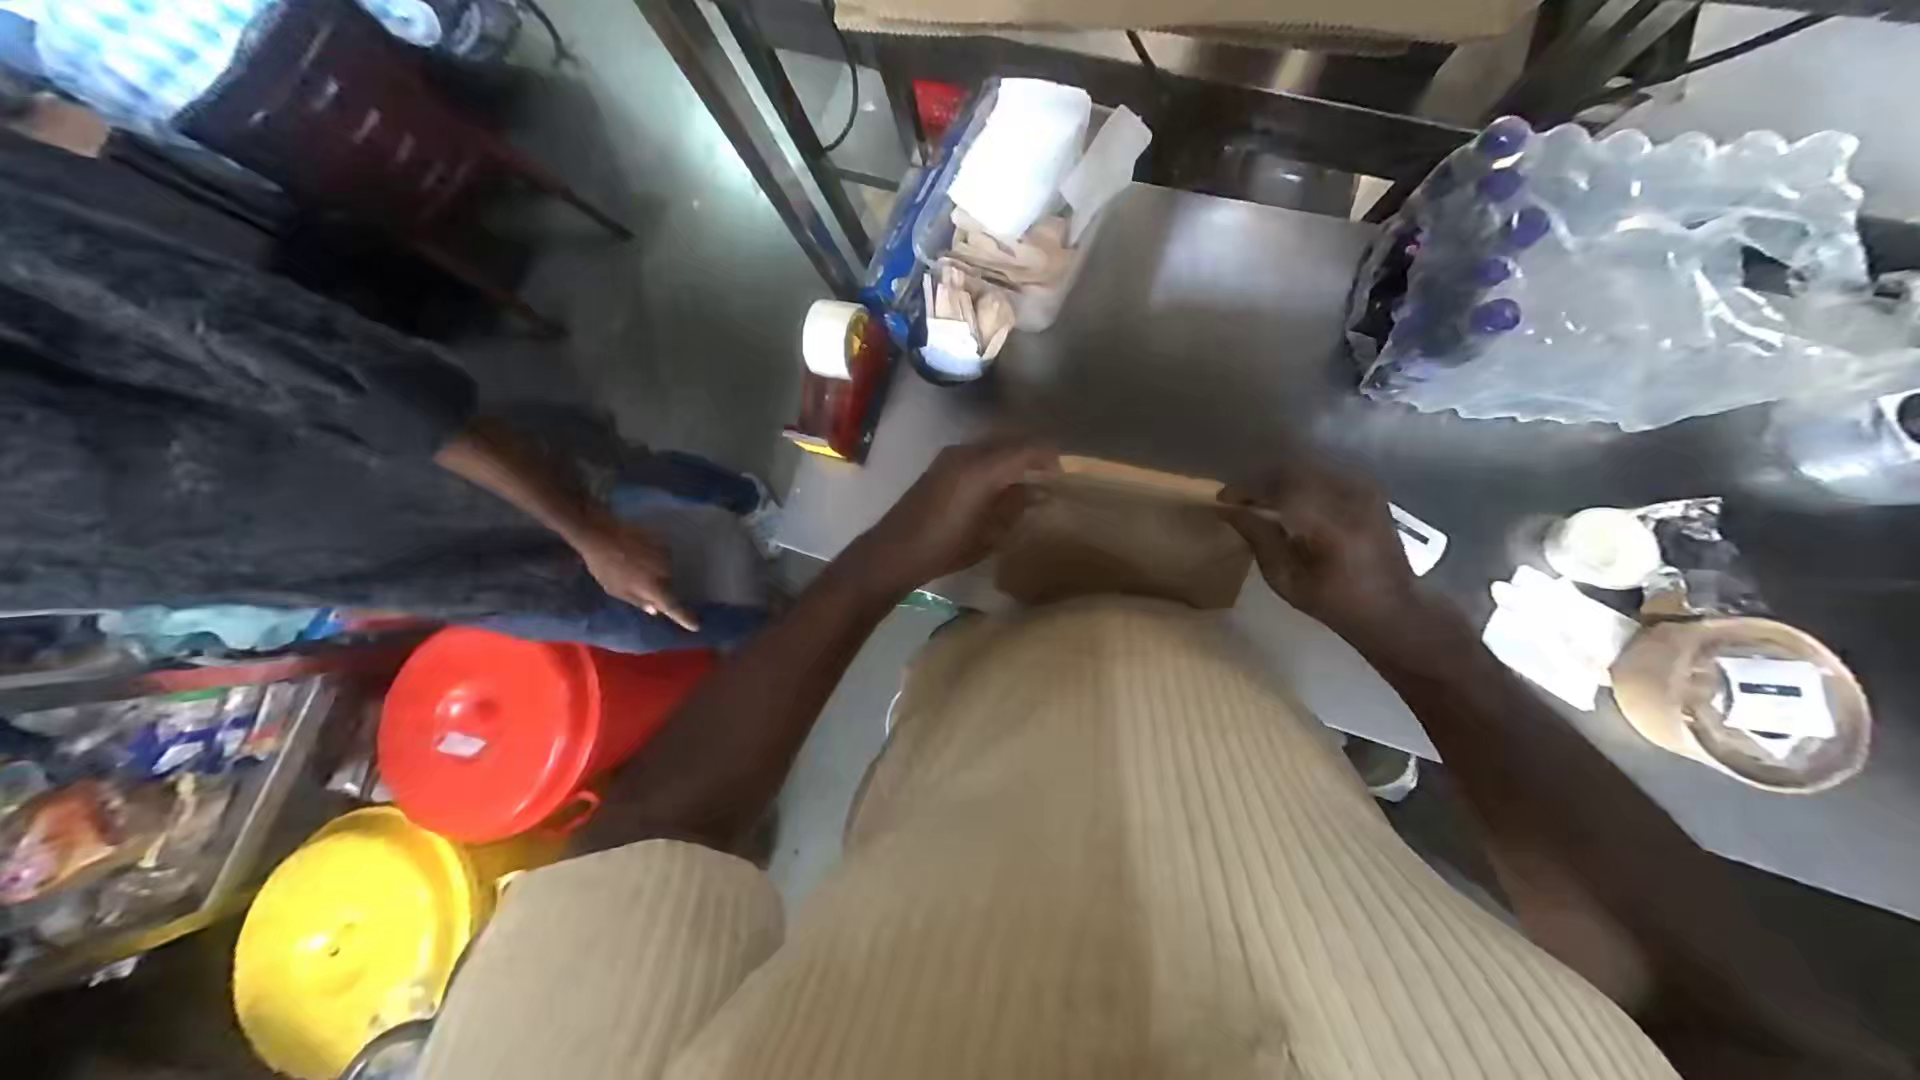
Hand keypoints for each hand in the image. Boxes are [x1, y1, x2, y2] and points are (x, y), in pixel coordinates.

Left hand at [572, 522, 699, 631]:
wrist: (602, 534)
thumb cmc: (605, 567)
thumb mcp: (615, 590)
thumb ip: (638, 601)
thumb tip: (656, 610)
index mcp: (653, 588)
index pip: (674, 607)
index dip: (685, 617)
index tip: (695, 626)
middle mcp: (665, 573)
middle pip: (668, 587)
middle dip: (658, 589)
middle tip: (637, 584)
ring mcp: (666, 556)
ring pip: (665, 572)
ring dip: (654, 573)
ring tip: (633, 567)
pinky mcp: (663, 543)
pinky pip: (662, 558)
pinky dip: (653, 560)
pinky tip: (637, 554)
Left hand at [845, 436, 1058, 595]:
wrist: (894, 551)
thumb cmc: (945, 547)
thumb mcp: (988, 534)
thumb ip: (1015, 507)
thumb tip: (1037, 491)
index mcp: (982, 469)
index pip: (1025, 450)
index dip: (1048, 457)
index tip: (1063, 472)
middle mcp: (967, 453)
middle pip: (1009, 440)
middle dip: (1032, 452)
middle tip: (1049, 472)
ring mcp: (950, 456)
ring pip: (992, 444)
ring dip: (1012, 455)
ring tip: (1028, 477)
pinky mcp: (940, 465)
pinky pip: (977, 452)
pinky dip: (995, 460)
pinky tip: (1000, 482)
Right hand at [1220, 458, 1426, 649]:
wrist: (1391, 608)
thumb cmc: (1333, 602)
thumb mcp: (1285, 578)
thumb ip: (1258, 538)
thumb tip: (1229, 511)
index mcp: (1330, 525)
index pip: (1279, 488)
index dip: (1246, 489)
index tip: (1223, 498)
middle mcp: (1350, 499)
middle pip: (1293, 471)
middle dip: (1259, 481)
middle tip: (1237, 498)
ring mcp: (1364, 491)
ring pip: (1308, 468)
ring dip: (1278, 479)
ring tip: (1258, 498)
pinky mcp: (1370, 491)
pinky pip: (1325, 474)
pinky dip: (1299, 481)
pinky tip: (1286, 499)